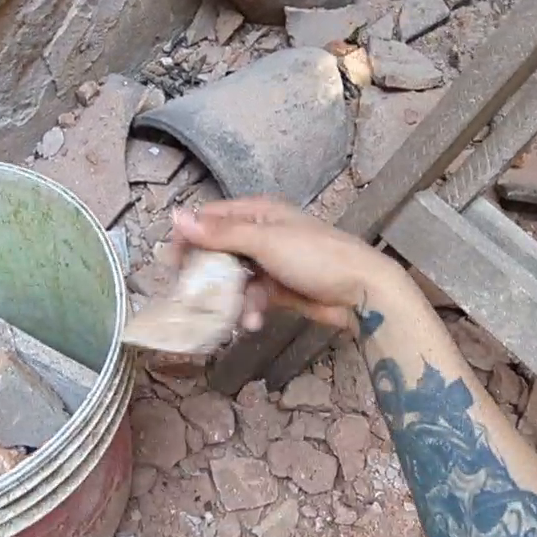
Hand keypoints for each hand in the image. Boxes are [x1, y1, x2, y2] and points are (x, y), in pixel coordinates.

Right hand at [171, 197, 409, 330]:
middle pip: (219, 251)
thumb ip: (220, 233)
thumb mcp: (265, 241)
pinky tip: (253, 323)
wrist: (362, 292)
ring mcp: (270, 262)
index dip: (190, 238)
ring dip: (231, 299)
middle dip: (209, 276)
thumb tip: (176, 218)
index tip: (174, 264)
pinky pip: (252, 297)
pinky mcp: (279, 288)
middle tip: (194, 297)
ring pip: (234, 279)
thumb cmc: (315, 257)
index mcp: (258, 212)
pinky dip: (249, 310)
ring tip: (235, 317)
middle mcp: (261, 233)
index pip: (210, 218)